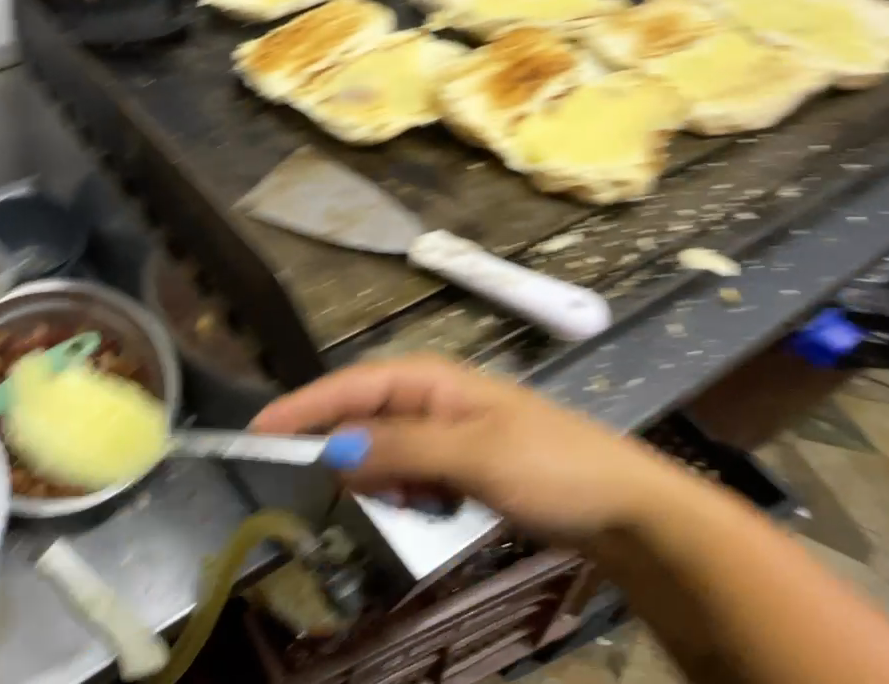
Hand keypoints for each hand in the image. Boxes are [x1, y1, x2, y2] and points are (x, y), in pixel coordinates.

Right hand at [251, 356, 695, 543]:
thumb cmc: (553, 467)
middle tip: (387, 492)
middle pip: (359, 421)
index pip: (346, 386)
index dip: (301, 407)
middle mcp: (427, 397)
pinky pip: (407, 474)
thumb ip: (398, 450)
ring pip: (380, 453)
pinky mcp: (456, 462)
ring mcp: (442, 430)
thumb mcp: (473, 457)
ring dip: (389, 482)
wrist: (632, 510)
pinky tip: (439, 507)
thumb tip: (332, 452)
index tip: (257, 430)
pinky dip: (411, 494)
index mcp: (427, 378)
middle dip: (359, 459)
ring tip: (430, 503)